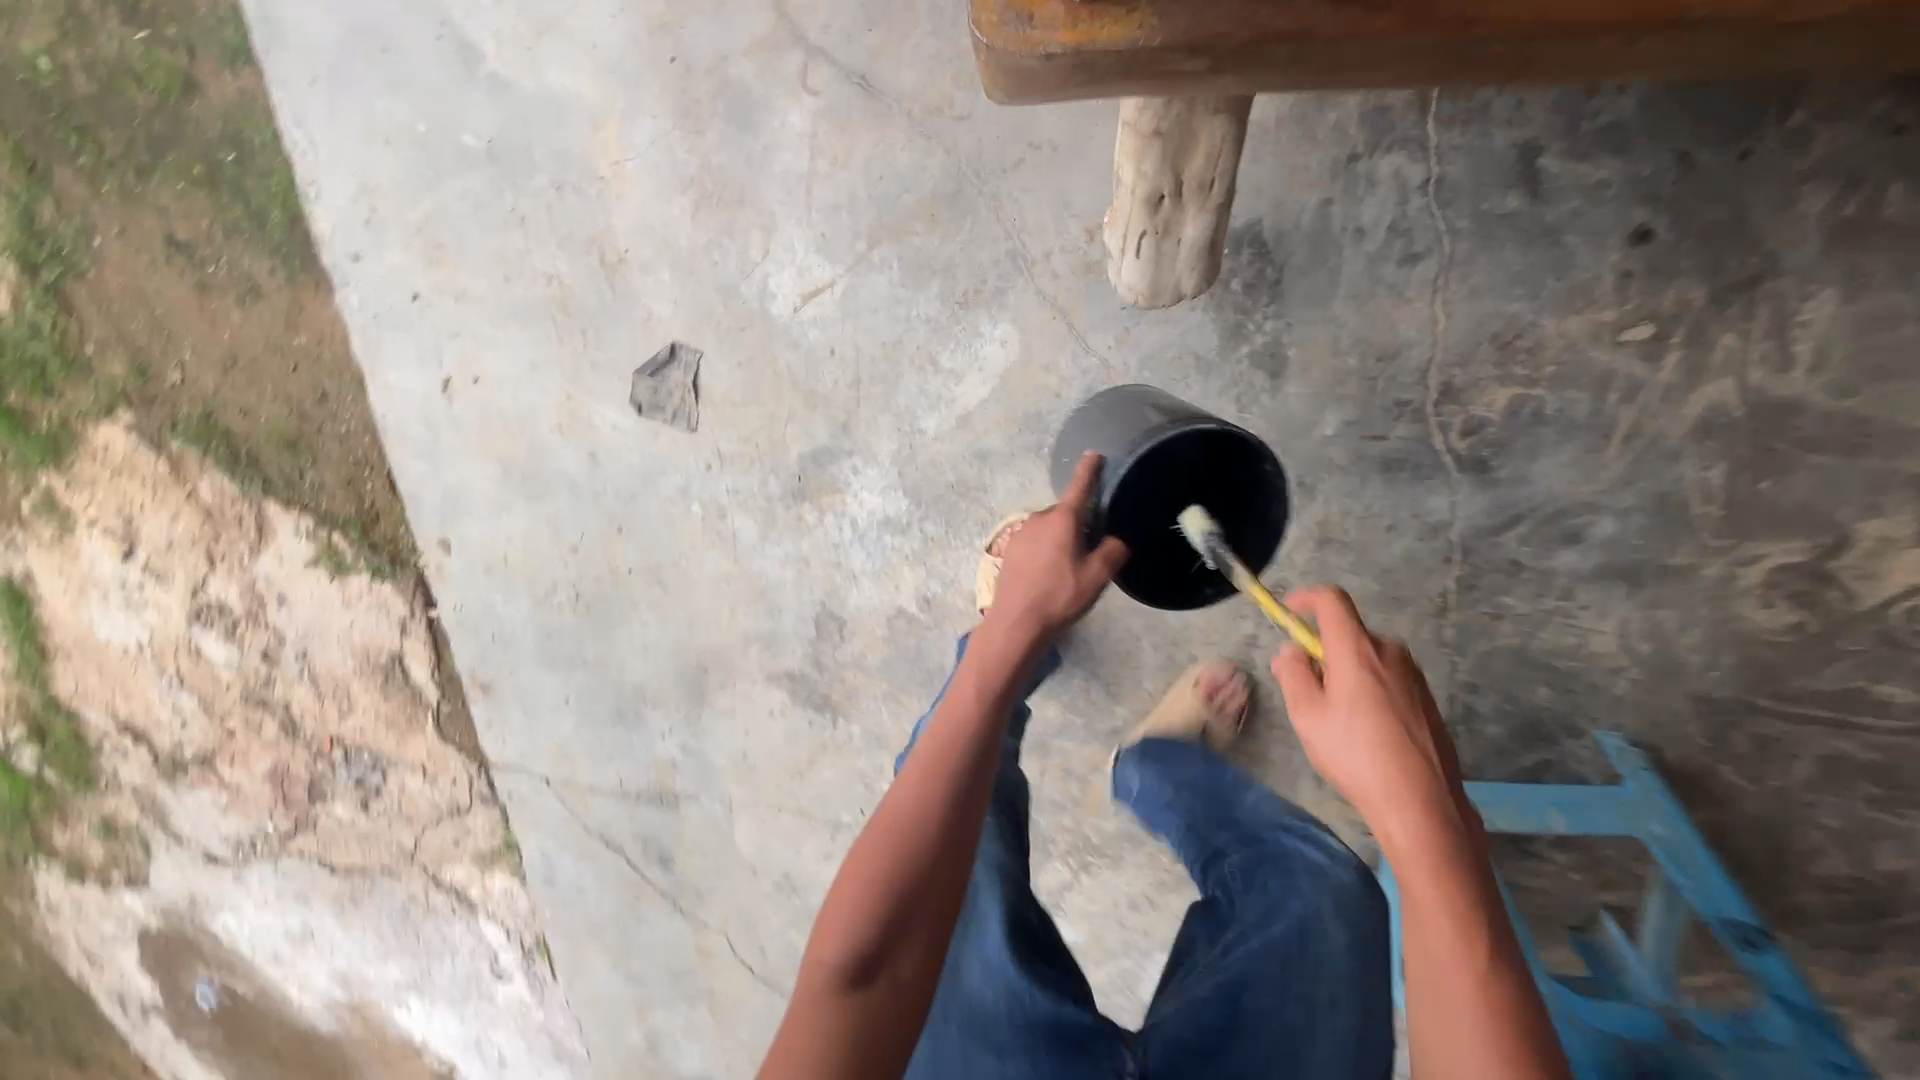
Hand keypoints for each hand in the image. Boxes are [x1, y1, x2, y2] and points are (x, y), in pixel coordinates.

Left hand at [984, 452, 1128, 640]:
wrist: (1017, 622)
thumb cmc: (1060, 596)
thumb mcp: (1097, 577)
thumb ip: (1112, 552)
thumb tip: (1115, 541)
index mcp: (1062, 519)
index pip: (1080, 487)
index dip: (1089, 470)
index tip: (1094, 454)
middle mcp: (1038, 519)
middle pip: (1065, 514)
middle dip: (1078, 526)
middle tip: (1088, 555)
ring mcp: (1020, 534)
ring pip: (1049, 529)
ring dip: (1060, 541)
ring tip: (1067, 571)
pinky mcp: (1009, 550)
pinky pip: (1035, 542)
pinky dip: (1045, 551)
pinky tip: (1048, 575)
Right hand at [1271, 587, 1472, 844]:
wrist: (1421, 801)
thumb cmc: (1355, 754)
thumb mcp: (1308, 716)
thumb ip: (1293, 675)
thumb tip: (1291, 651)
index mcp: (1357, 650)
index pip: (1332, 600)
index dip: (1306, 598)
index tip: (1289, 611)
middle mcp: (1389, 651)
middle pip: (1348, 634)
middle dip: (1323, 651)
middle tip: (1306, 689)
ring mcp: (1413, 675)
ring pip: (1367, 659)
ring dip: (1346, 674)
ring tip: (1336, 719)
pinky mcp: (1426, 698)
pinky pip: (1387, 678)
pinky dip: (1368, 690)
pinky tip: (1365, 732)